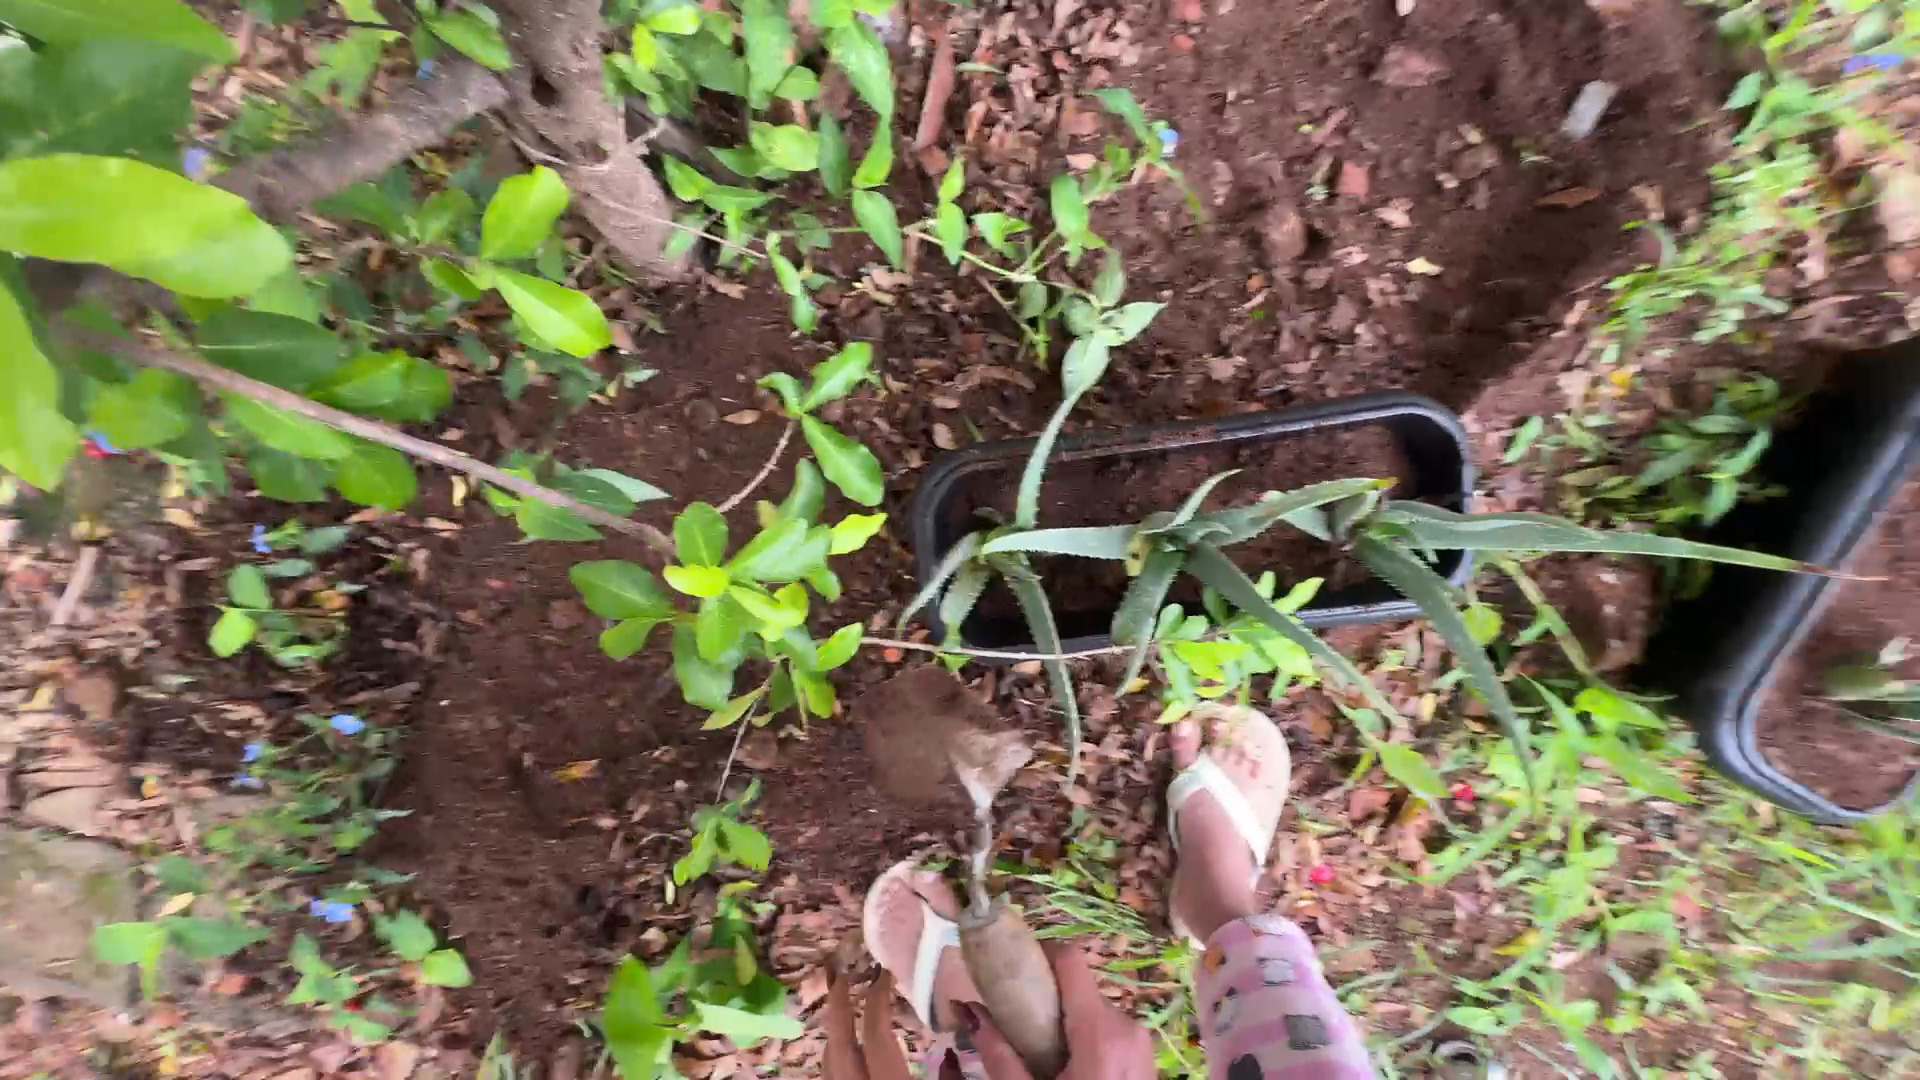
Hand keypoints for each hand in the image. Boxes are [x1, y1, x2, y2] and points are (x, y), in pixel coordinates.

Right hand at [963, 943, 1155, 1079]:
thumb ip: (998, 1053)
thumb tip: (968, 1010)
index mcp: (1099, 1028)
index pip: (1071, 957)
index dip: (1041, 953)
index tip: (1016, 971)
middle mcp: (1127, 1023)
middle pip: (1079, 985)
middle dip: (1049, 999)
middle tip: (1022, 1025)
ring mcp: (1141, 1041)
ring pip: (1093, 1008)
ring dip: (1068, 1021)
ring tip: (1047, 1057)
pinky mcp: (1146, 1057)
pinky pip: (1110, 1029)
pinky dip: (1087, 1038)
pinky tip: (1073, 1070)